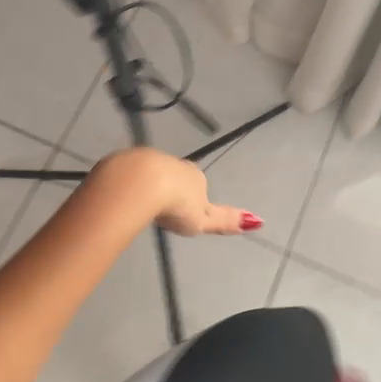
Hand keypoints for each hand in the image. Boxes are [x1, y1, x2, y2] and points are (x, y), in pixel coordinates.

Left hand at [89, 148, 262, 237]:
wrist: (141, 183)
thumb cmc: (177, 204)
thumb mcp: (203, 218)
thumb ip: (225, 220)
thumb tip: (258, 221)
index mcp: (193, 175)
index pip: (195, 185)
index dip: (188, 199)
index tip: (181, 214)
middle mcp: (172, 163)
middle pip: (172, 177)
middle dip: (167, 190)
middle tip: (160, 211)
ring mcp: (147, 160)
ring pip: (149, 174)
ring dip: (146, 186)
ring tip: (140, 206)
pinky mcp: (124, 162)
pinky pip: (128, 174)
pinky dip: (127, 184)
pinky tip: (122, 199)